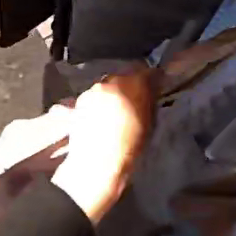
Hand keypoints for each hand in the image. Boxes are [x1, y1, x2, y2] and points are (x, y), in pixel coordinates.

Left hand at [51, 69, 155, 222]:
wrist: (96, 163)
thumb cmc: (130, 147)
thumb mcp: (150, 124)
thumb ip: (150, 101)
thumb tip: (152, 90)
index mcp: (133, 84)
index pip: (148, 73)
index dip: (153, 79)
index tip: (155, 85)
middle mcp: (111, 81)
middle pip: (124, 77)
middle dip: (130, 86)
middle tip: (133, 102)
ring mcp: (93, 90)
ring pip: (107, 86)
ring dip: (112, 94)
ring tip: (114, 112)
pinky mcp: (79, 101)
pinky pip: (93, 97)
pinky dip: (98, 103)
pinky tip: (100, 119)